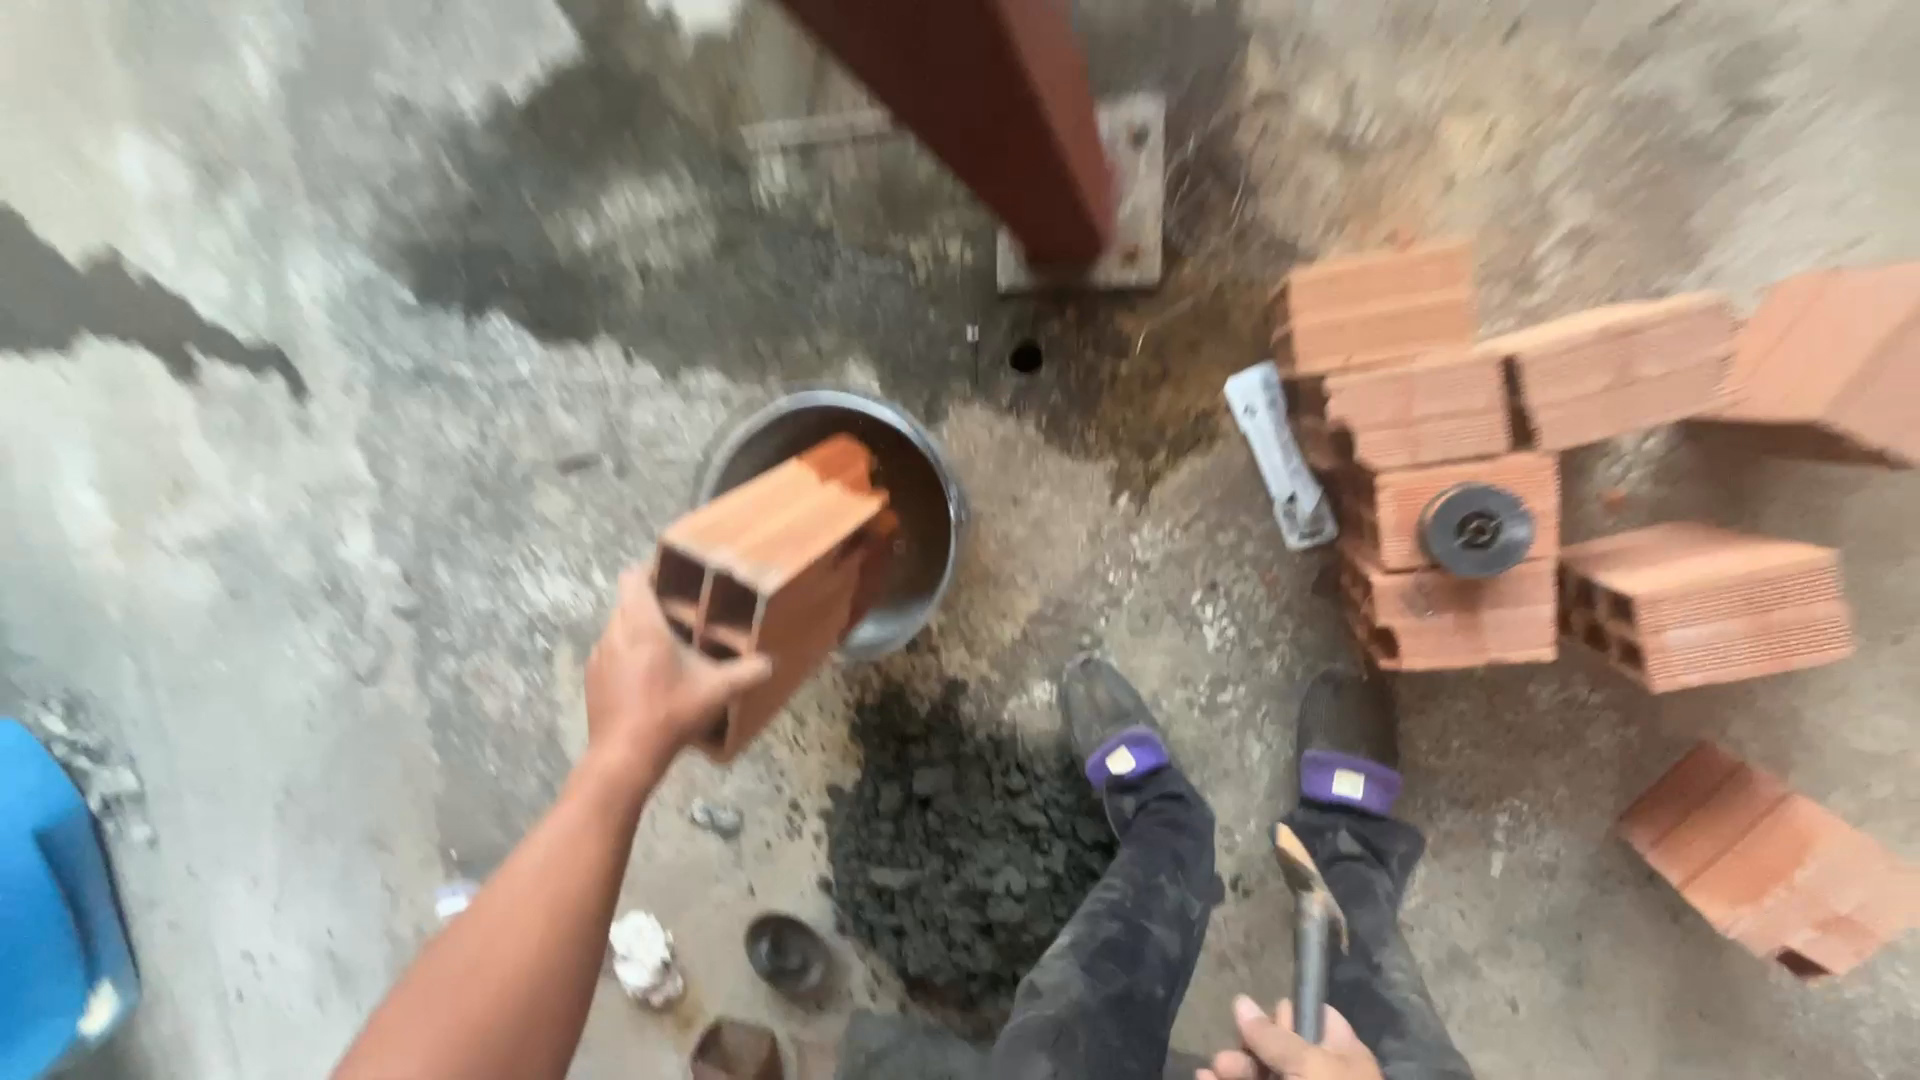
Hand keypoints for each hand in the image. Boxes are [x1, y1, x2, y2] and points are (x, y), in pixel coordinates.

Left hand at [584, 567, 770, 779]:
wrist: (625, 755)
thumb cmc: (671, 712)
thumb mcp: (718, 690)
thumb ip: (748, 672)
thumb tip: (771, 663)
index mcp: (641, 625)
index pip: (632, 577)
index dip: (649, 570)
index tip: (672, 578)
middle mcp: (614, 633)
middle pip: (628, 602)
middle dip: (651, 603)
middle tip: (681, 615)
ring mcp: (599, 656)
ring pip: (618, 628)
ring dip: (639, 631)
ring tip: (667, 648)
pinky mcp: (592, 679)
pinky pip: (611, 653)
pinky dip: (628, 655)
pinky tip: (648, 678)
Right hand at [1198, 996, 1382, 1079]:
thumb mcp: (1310, 1068)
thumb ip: (1273, 1035)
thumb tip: (1240, 1001)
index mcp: (1343, 1058)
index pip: (1316, 1017)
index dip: (1289, 1013)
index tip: (1267, 1019)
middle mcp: (1319, 1077)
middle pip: (1279, 1046)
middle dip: (1250, 1045)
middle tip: (1232, 1055)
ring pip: (1259, 1073)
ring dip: (1234, 1067)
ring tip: (1217, 1069)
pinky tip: (1204, 1078)